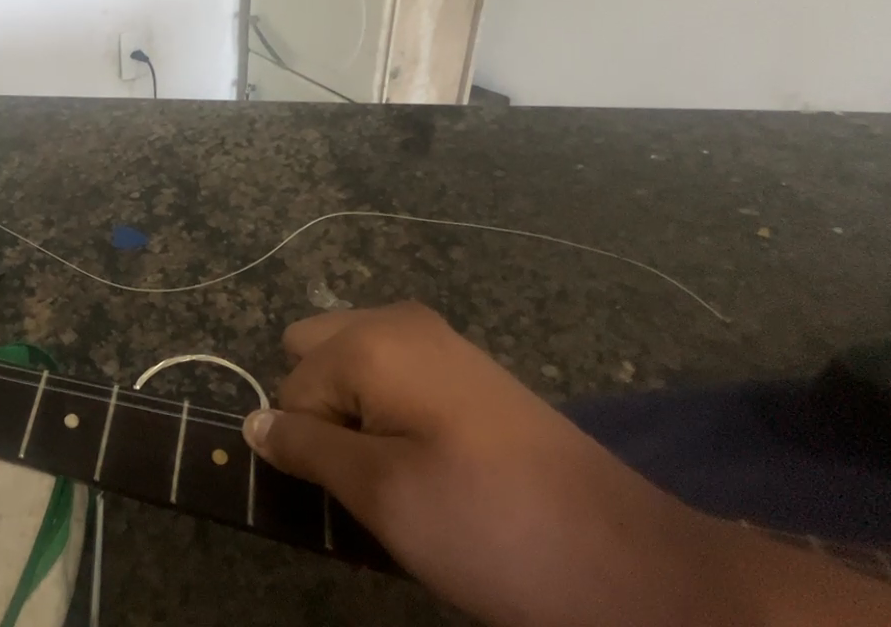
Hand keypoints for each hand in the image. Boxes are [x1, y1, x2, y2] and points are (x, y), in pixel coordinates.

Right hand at [241, 303, 735, 626]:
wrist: (637, 568)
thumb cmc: (492, 528)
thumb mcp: (380, 495)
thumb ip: (304, 448)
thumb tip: (253, 422)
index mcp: (373, 341)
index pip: (291, 391)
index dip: (311, 446)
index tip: (356, 492)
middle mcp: (402, 322)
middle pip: (311, 355)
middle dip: (322, 413)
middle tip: (367, 472)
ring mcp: (442, 343)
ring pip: (351, 368)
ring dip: (355, 419)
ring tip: (399, 475)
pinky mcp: (471, 372)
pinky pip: (394, 379)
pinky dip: (391, 418)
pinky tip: (431, 465)